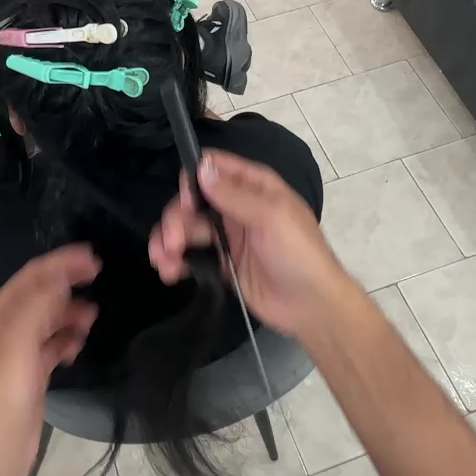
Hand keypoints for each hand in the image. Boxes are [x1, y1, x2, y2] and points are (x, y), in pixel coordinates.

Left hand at [0, 245, 100, 475]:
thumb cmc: (4, 389)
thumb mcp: (20, 340)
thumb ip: (40, 304)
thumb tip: (63, 276)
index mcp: (1, 311)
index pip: (34, 274)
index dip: (62, 262)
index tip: (93, 257)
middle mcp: (9, 325)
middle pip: (44, 293)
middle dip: (70, 284)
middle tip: (99, 277)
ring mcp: (20, 349)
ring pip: (51, 318)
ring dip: (71, 313)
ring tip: (92, 317)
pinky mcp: (33, 372)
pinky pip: (54, 344)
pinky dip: (68, 339)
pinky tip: (78, 344)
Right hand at [148, 150, 352, 340]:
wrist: (313, 308)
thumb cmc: (299, 253)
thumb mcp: (271, 217)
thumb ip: (234, 194)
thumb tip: (201, 167)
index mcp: (253, 186)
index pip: (214, 168)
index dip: (194, 180)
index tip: (187, 203)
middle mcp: (237, 206)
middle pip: (193, 201)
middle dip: (176, 219)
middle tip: (171, 243)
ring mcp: (228, 236)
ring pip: (187, 228)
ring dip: (169, 241)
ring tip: (162, 261)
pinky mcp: (221, 263)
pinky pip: (191, 254)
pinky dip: (175, 260)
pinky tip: (169, 272)